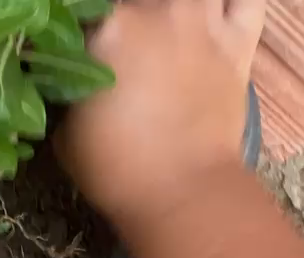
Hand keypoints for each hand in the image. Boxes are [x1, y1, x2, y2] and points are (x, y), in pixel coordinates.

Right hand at [58, 0, 263, 230]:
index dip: (73, 28)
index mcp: (107, 26)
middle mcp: (157, 7)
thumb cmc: (114, 170)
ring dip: (170, 8)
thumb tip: (64, 77)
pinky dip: (228, 2)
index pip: (82, 9)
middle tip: (113, 40)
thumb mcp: (66, 134)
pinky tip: (211, 12)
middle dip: (120, 14)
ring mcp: (203, 18)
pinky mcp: (239, 39)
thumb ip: (67, 90)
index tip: (67, 48)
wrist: (181, 193)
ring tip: (159, 23)